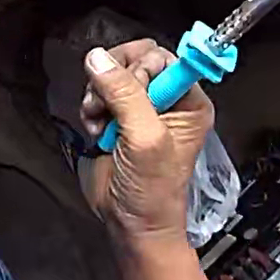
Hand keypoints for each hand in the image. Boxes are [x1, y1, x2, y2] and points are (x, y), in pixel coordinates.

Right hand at [79, 40, 214, 249]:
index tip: (130, 86)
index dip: (141, 66)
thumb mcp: (145, 139)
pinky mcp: (116, 116)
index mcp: (187, 100)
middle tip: (108, 104)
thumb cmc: (152, 189)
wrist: (130, 222)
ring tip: (100, 123)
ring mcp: (139, 107)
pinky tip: (96, 128)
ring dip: (98, 95)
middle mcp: (166, 98)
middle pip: (134, 59)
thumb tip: (97, 58)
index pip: (163, 57)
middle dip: (114, 79)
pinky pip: (98, 92)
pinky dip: (91, 107)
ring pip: (111, 74)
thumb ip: (125, 95)